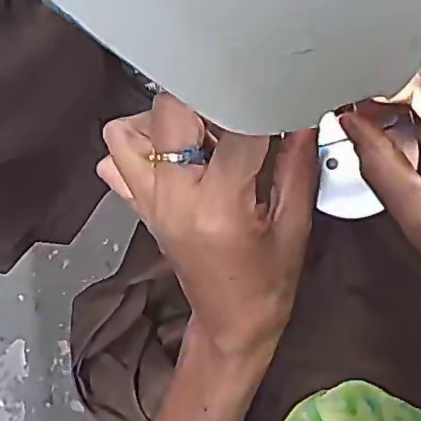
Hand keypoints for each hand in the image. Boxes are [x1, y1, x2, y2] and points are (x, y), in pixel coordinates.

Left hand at [99, 94, 318, 363]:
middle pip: (169, 109)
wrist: (231, 325)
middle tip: (237, 115)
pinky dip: (140, 146)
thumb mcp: (294, 225)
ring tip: (202, 134)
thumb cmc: (265, 286)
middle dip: (208, 99)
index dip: (262, 102)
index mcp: (216, 204)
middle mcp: (172, 198)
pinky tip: (175, 155)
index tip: (277, 96)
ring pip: (128, 129)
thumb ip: (298, 164)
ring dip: (165, 120)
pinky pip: (116, 160)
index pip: (233, 125)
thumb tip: (305, 116)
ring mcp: (149, 202)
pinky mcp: (141, 208)